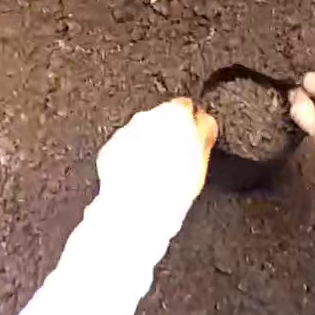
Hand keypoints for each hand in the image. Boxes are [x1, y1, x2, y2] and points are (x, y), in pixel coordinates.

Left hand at [95, 97, 219, 209]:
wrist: (138, 208)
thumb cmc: (173, 187)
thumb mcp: (202, 159)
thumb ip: (204, 132)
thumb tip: (204, 123)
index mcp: (174, 115)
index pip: (185, 106)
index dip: (190, 122)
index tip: (191, 135)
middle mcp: (148, 117)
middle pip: (161, 118)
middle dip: (167, 134)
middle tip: (175, 158)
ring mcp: (126, 132)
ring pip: (141, 133)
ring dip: (148, 145)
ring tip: (157, 171)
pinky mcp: (110, 148)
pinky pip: (124, 148)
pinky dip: (131, 158)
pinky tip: (140, 176)